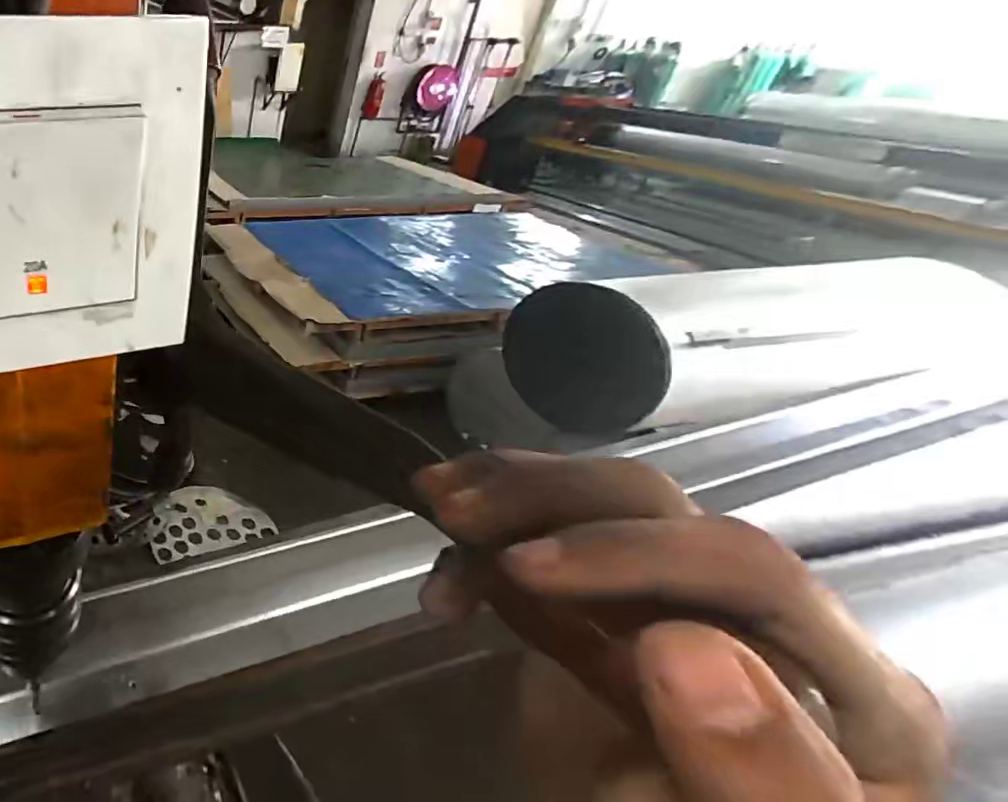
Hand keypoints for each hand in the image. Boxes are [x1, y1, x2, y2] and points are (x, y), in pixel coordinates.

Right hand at [411, 451, 947, 801]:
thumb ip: (759, 773)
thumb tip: (684, 644)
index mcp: (834, 674)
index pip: (744, 566)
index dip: (626, 550)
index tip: (521, 568)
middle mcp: (744, 610)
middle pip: (647, 504)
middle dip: (538, 497)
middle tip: (450, 512)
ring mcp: (654, 597)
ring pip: (583, 497)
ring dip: (499, 494)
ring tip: (433, 504)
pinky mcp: (582, 602)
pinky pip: (529, 542)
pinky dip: (475, 548)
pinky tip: (445, 589)